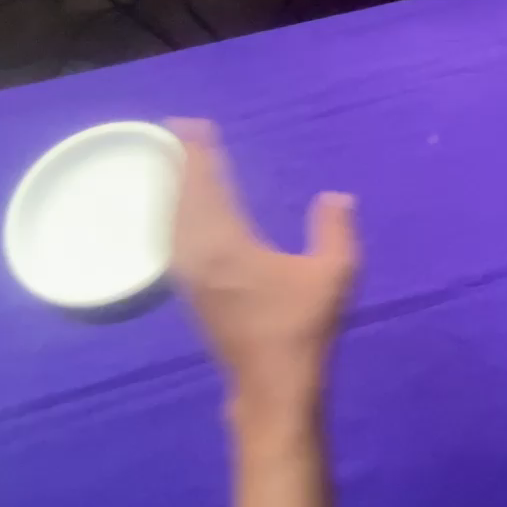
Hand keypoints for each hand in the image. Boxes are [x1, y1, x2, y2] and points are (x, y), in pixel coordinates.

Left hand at [167, 119, 359, 425]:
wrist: (273, 381)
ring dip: (172, 187)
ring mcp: (189, 275)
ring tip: (175, 163)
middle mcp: (197, 255)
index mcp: (228, 245)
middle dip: (178, 164)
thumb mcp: (336, 272)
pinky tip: (179, 211)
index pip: (205, 188)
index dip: (196, 155)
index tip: (188, 124)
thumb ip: (335, 229)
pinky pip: (172, 237)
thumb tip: (334, 195)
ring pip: (170, 220)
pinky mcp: (191, 290)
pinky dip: (173, 212)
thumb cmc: (305, 325)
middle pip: (179, 199)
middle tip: (176, 133)